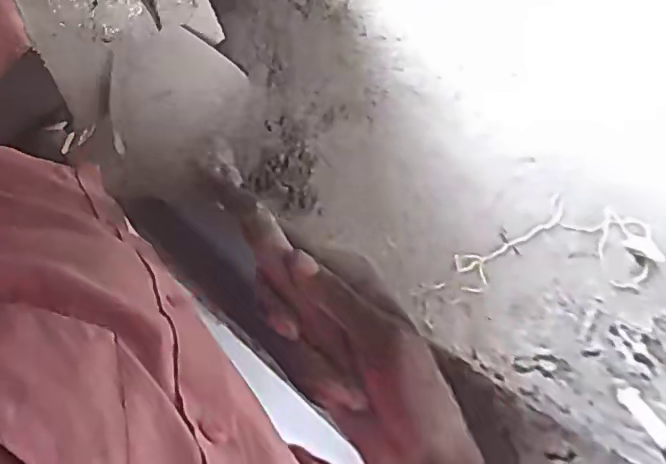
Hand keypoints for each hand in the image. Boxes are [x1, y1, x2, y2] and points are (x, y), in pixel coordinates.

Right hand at [243, 205, 479, 463]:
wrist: (424, 458)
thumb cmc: (420, 396)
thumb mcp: (384, 341)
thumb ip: (337, 297)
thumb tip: (293, 257)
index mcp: (351, 274)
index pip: (296, 243)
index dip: (267, 241)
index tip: (240, 226)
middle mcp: (329, 290)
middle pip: (274, 276)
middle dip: (284, 313)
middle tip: (294, 331)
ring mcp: (319, 321)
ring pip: (278, 316)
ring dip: (306, 357)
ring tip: (342, 385)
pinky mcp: (310, 352)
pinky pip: (286, 349)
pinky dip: (307, 374)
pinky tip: (336, 392)